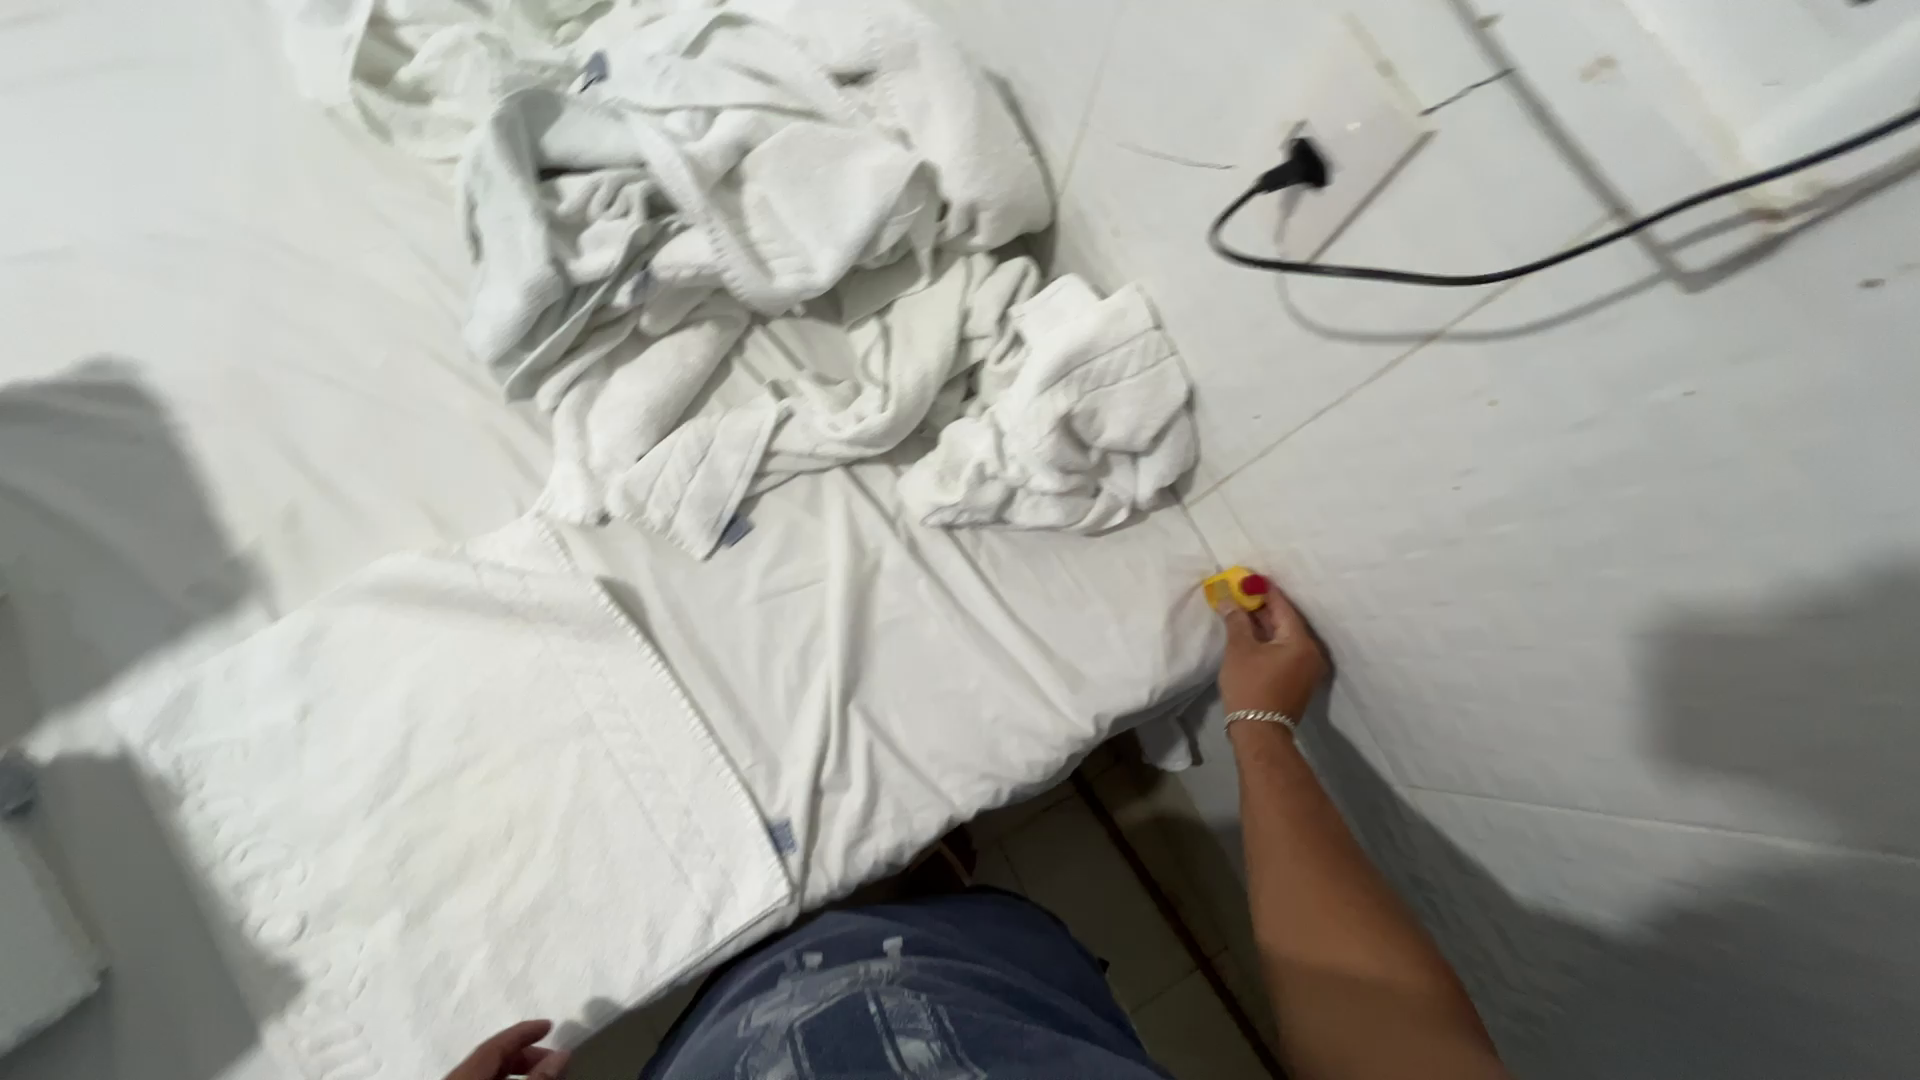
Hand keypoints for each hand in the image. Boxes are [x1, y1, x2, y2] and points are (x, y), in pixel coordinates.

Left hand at [443, 1021, 570, 1079]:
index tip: (550, 1024)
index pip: (495, 1042)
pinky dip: (500, 1079)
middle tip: (551, 1057)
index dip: (524, 1030)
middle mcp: (454, 1074)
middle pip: (490, 1056)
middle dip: (523, 1053)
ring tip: (539, 1073)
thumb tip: (564, 1053)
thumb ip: (537, 1078)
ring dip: (514, 1068)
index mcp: (463, 1072)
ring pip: (484, 1071)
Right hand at [1216, 580, 1327, 722]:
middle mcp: (1310, 652)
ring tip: (1241, 610)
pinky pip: (1283, 649)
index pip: (1282, 607)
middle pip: (1285, 621)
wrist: (1258, 731)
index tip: (1248, 578)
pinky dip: (1267, 639)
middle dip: (1262, 607)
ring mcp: (1306, 667)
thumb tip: (1230, 600)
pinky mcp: (1297, 679)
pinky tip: (1249, 633)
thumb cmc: (1250, 686)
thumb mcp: (1239, 649)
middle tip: (1241, 592)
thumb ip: (1236, 620)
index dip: (1263, 590)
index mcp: (1300, 642)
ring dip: (1263, 623)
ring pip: (1283, 636)